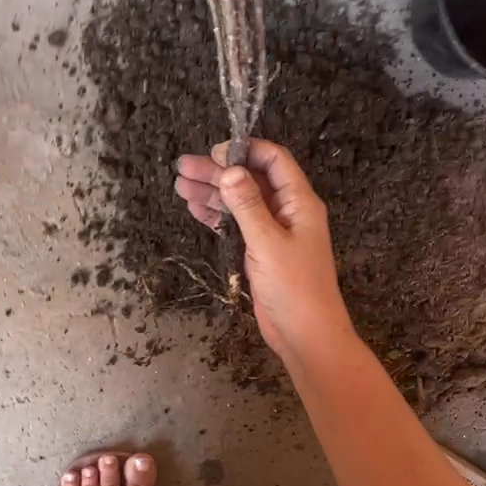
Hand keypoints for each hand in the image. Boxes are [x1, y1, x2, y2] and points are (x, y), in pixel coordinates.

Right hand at [173, 140, 353, 358]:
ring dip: (212, 194)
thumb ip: (247, 205)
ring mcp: (273, 233)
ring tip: (180, 187)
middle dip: (218, 173)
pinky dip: (218, 217)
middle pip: (250, 181)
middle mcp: (287, 212)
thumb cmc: (294, 286)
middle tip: (182, 168)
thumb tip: (230, 170)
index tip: (213, 153)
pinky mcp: (261, 253)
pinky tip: (195, 209)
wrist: (305, 333)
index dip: (245, 151)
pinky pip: (237, 226)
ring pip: (240, 204)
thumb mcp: (268, 242)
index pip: (273, 160)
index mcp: (299, 202)